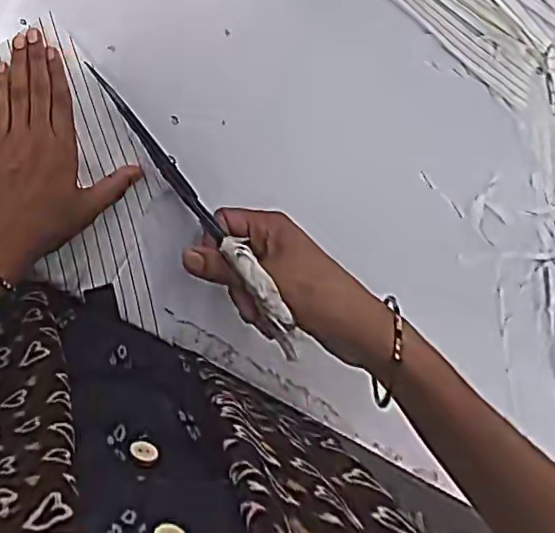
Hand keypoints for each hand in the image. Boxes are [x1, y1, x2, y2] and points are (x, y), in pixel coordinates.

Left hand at [0, 28, 141, 281]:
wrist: (1, 239)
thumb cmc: (40, 225)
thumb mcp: (85, 209)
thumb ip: (112, 186)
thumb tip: (135, 173)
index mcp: (60, 149)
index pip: (60, 101)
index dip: (56, 73)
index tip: (54, 53)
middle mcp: (37, 138)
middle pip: (38, 88)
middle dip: (36, 58)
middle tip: (35, 35)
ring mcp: (13, 138)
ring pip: (18, 92)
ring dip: (18, 64)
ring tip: (19, 43)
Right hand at [182, 208, 395, 371]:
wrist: (361, 332)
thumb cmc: (329, 297)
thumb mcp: (266, 281)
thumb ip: (224, 268)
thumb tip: (193, 255)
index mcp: (270, 226)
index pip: (223, 222)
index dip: (214, 246)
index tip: (217, 268)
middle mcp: (274, 241)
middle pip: (229, 253)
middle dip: (236, 281)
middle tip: (251, 293)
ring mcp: (279, 265)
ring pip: (242, 278)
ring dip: (249, 300)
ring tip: (269, 309)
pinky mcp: (284, 288)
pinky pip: (256, 294)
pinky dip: (260, 309)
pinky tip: (276, 317)